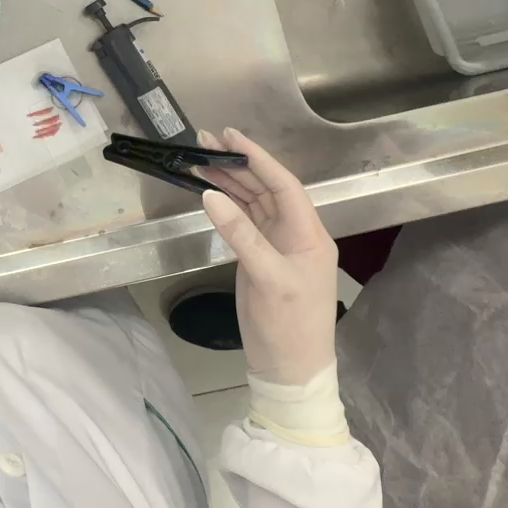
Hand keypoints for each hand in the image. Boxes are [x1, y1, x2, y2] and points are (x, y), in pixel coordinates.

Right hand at [196, 129, 338, 385]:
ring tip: (199, 159)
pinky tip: (208, 190)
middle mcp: (295, 234)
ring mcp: (277, 245)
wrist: (290, 372)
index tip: (230, 136)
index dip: (258, 158)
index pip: (284, 185)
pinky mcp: (260, 257)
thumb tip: (210, 194)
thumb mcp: (267, 279)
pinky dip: (226, 203)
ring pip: (252, 202)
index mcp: (309, 235)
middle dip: (236, 163)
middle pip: (265, 188)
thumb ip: (240, 234)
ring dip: (228, 180)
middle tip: (203, 142)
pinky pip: (243, 220)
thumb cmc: (289, 326)